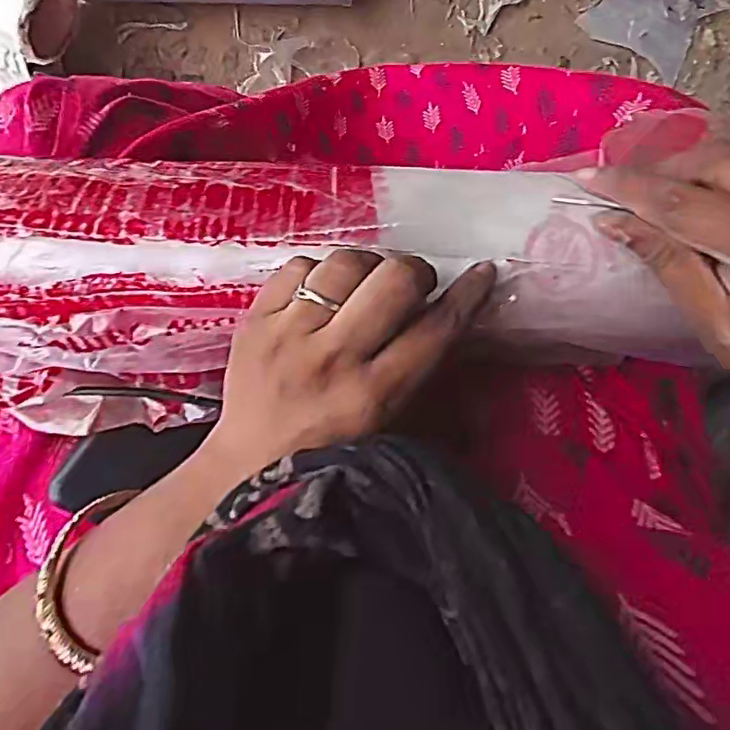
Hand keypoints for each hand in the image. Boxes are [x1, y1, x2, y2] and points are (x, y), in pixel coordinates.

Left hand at [204, 251, 495, 478]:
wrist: (248, 466)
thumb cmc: (329, 450)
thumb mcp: (388, 426)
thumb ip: (420, 372)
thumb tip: (447, 312)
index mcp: (373, 395)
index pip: (435, 328)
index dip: (467, 294)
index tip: (481, 273)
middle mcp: (333, 359)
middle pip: (395, 281)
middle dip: (415, 273)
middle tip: (412, 286)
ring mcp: (288, 335)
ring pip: (347, 263)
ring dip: (369, 266)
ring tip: (368, 283)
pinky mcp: (255, 319)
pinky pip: (299, 265)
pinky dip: (320, 271)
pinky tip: (324, 291)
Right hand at [580, 134, 729, 429]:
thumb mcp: (712, 322)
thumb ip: (667, 261)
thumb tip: (615, 218)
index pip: (693, 205)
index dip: (637, 188)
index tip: (596, 178)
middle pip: (726, 161)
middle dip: (669, 168)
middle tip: (634, 183)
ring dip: (711, 158)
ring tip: (681, 183)